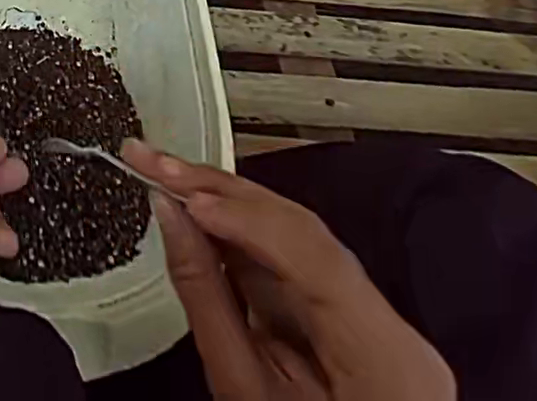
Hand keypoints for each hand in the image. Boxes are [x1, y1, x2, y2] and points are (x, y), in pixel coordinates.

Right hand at [122, 139, 454, 400]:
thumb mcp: (243, 393)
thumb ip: (207, 297)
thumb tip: (170, 213)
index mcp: (382, 354)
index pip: (310, 251)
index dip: (244, 216)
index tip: (184, 197)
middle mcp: (384, 318)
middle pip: (296, 226)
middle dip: (218, 189)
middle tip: (152, 160)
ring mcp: (364, 309)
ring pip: (286, 229)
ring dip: (219, 197)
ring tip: (162, 171)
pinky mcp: (335, 306)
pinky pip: (282, 252)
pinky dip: (232, 227)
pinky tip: (193, 203)